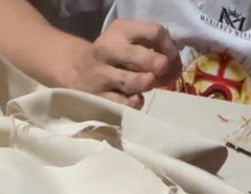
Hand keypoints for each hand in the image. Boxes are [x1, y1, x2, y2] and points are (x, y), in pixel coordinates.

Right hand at [63, 19, 182, 106]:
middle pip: (141, 56)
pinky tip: (136, 98)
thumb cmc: (111, 57)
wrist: (74, 69)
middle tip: (163, 71)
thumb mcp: (126, 41)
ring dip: (146, 83)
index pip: (154, 32)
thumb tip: (176, 67)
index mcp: (121, 31)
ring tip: (148, 83)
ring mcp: (102, 75)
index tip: (173, 59)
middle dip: (159, 65)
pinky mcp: (99, 97)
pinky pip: (125, 104)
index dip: (169, 47)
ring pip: (133, 81)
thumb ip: (150, 49)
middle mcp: (109, 50)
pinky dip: (136, 102)